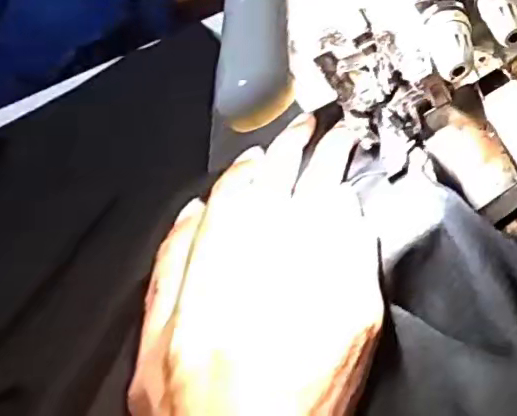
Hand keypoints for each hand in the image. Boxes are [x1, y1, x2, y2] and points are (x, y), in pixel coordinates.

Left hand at [129, 114, 381, 415]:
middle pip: (262, 199)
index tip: (344, 136)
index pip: (316, 193)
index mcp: (294, 276)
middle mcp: (236, 284)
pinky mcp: (158, 338)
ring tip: (258, 155)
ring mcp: (189, 309)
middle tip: (304, 129)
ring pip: (213, 223)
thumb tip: (342, 208)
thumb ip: (352, 256)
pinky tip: (196, 208)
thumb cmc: (310, 397)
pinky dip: (184, 229)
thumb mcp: (358, 321)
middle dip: (287, 155)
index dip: (332, 157)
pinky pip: (166, 266)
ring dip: (238, 181)